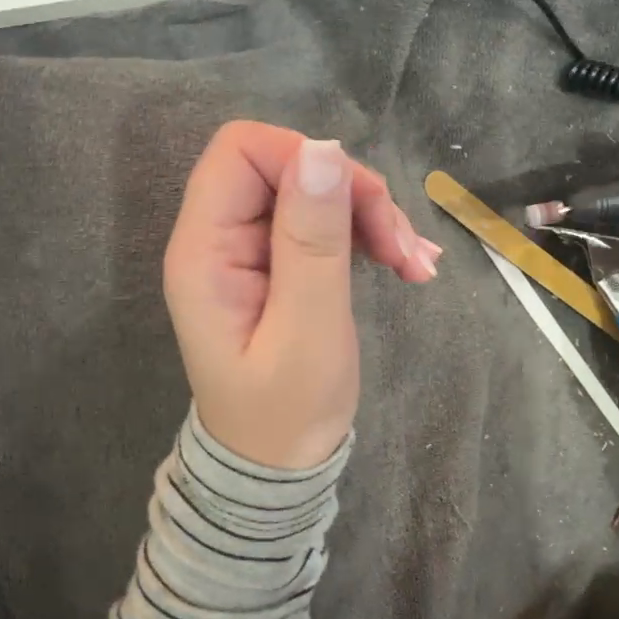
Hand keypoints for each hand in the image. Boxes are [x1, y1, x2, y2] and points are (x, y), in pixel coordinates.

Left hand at [163, 122, 440, 469]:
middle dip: (353, 193)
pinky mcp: (283, 261)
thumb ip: (312, 241)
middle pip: (286, 165)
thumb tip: (323, 150)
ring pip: (316, 189)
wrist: (279, 468)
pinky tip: (406, 265)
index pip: (241, 150)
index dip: (304, 157)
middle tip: (401, 247)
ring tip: (413, 265)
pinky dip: (370, 234)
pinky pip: (327, 221)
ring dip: (372, 215)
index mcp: (205, 249)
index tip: (361, 205)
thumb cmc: (286, 414)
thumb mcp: (307, 331)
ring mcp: (252, 248)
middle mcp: (221, 236)